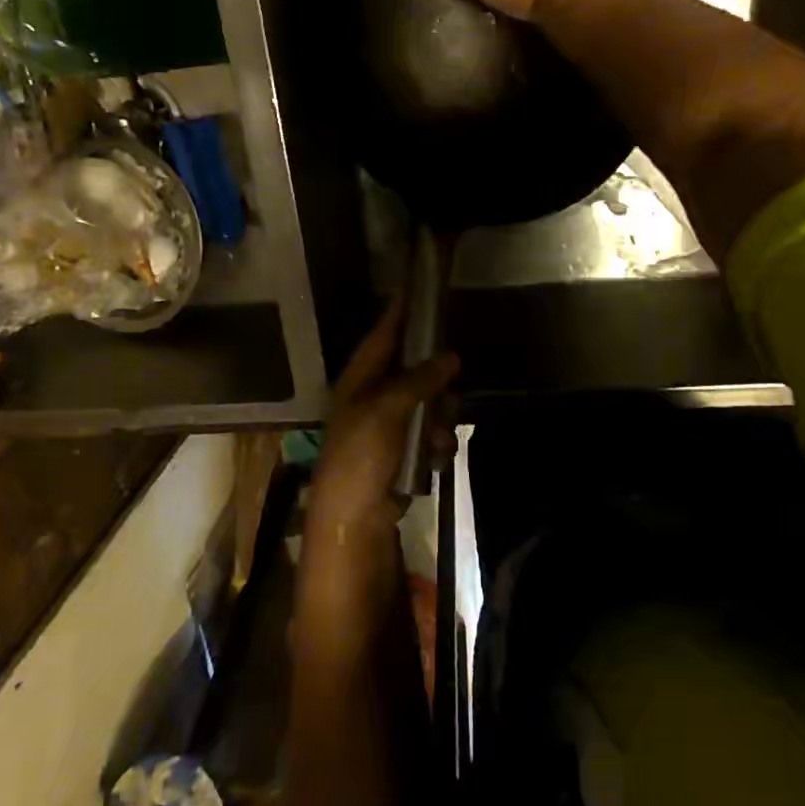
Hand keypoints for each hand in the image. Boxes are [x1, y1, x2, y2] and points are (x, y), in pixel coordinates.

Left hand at [308, 296, 459, 540]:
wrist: (353, 516)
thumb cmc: (361, 454)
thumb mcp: (388, 409)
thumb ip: (420, 379)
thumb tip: (451, 356)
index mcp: (359, 380)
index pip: (382, 336)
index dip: (399, 314)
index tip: (416, 289)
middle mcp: (373, 397)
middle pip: (415, 371)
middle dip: (436, 385)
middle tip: (449, 392)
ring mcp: (388, 425)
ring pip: (430, 404)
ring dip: (439, 421)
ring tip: (436, 439)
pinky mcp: (401, 450)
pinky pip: (431, 434)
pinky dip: (436, 444)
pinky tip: (434, 458)